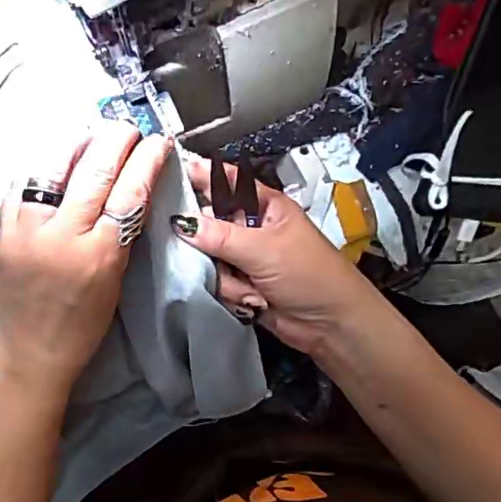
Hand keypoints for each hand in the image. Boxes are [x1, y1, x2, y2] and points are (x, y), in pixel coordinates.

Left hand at [0, 123, 172, 402]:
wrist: (30, 354)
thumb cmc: (80, 328)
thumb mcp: (114, 283)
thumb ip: (120, 237)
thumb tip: (130, 192)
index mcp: (98, 255)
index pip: (128, 194)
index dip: (146, 162)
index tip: (158, 142)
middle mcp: (61, 236)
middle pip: (93, 172)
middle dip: (116, 140)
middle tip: (128, 127)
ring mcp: (26, 231)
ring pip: (52, 169)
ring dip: (76, 144)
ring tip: (92, 133)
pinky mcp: (3, 233)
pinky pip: (21, 187)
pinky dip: (41, 169)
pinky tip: (55, 160)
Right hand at [169, 155, 380, 355]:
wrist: (328, 324)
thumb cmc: (309, 274)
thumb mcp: (265, 249)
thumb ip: (220, 235)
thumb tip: (181, 222)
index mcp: (263, 206)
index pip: (226, 183)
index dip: (200, 177)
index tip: (172, 178)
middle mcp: (249, 229)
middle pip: (207, 225)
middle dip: (210, 246)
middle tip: (219, 256)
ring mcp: (242, 258)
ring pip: (207, 259)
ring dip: (226, 278)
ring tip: (250, 288)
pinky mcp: (238, 284)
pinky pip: (214, 283)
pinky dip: (229, 294)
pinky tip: (250, 301)